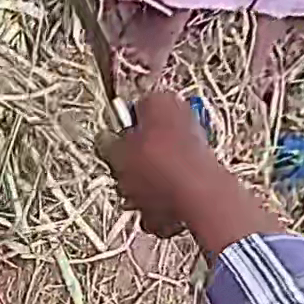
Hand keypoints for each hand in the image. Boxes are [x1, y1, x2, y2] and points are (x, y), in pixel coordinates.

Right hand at [96, 92, 280, 256]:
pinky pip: (167, 178)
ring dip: (142, 178)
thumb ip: (107, 143)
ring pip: (155, 160)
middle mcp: (182, 114)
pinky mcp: (200, 166)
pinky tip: (151, 201)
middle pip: (144, 137)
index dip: (118, 130)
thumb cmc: (158, 169)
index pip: (133, 108)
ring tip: (134, 192)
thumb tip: (104, 140)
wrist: (194, 198)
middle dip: (131, 158)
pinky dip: (158, 190)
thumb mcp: (116, 154)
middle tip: (120, 172)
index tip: (110, 145)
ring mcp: (194, 140)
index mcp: (161, 101)